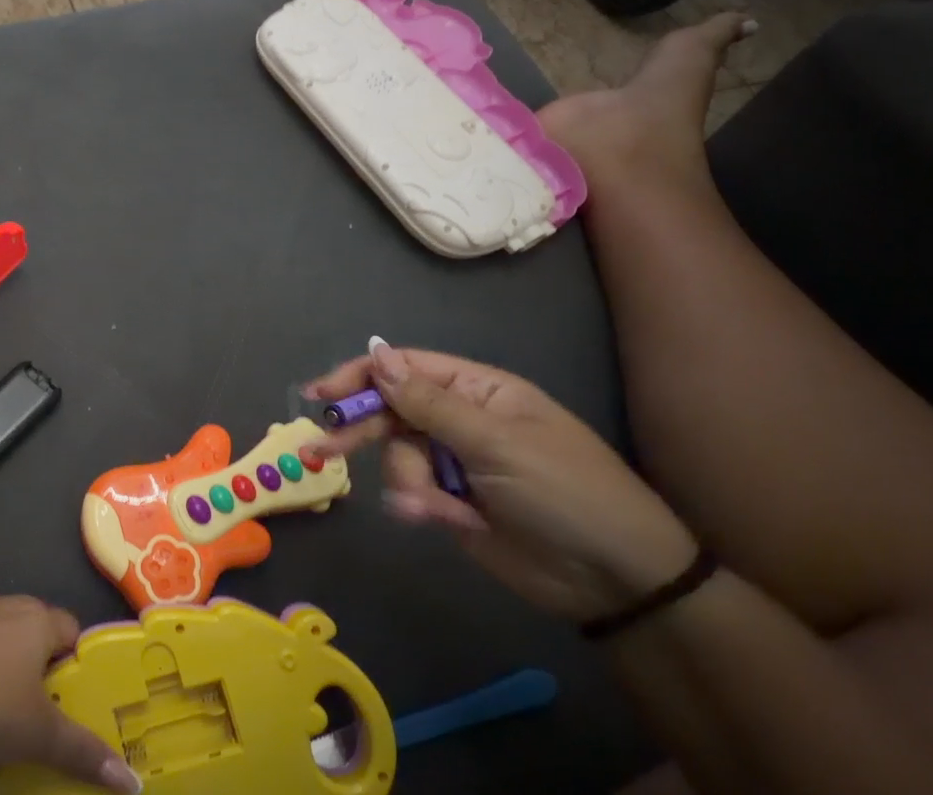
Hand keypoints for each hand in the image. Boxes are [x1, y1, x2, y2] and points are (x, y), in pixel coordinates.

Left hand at [0, 596, 140, 792]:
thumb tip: (134, 784)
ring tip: (3, 702)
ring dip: (2, 659)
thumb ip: (86, 753)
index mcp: (35, 618)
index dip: (76, 659)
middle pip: (32, 626)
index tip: (75, 694)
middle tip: (43, 703)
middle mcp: (0, 605)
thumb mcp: (43, 736)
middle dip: (40, 659)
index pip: (70, 628)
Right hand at [306, 340, 699, 621]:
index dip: (361, 376)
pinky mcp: (450, 502)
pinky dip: (418, 505)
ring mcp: (455, 462)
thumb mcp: (496, 443)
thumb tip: (377, 355)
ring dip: (407, 482)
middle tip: (320, 451)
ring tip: (433, 509)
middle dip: (359, 431)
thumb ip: (429, 403)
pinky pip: (411, 491)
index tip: (321, 395)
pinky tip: (442, 521)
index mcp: (480, 391)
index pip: (407, 368)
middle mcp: (462, 420)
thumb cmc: (564, 492)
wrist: (612, 578)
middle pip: (391, 411)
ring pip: (397, 456)